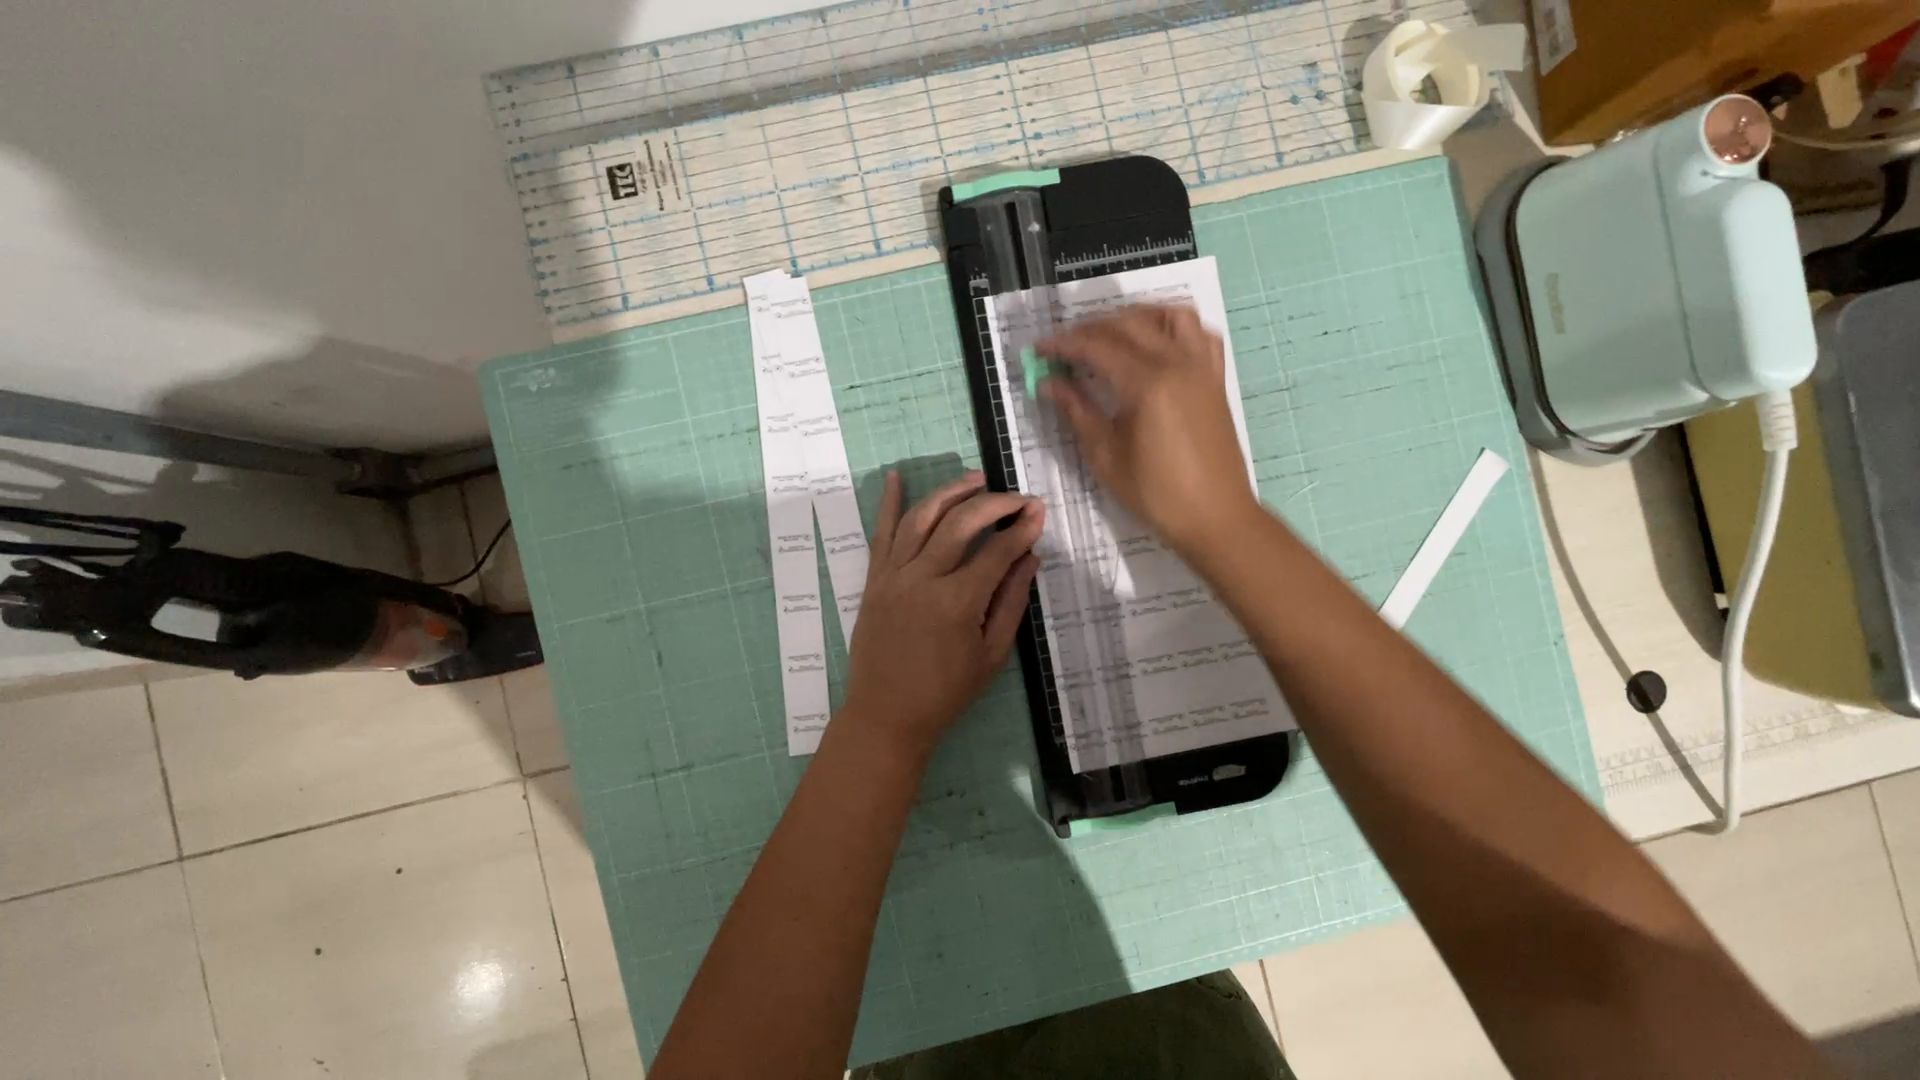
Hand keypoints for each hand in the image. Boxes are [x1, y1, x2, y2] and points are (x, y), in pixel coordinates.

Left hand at [841, 469, 1042, 761]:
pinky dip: (888, 503)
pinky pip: (881, 533)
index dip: (1023, 528)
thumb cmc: (946, 693)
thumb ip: (1012, 602)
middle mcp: (923, 579)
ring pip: (922, 518)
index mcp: (958, 602)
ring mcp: (893, 576)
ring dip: (950, 492)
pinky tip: (895, 476)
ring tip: (975, 480)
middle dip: (994, 504)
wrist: (886, 715)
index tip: (1039, 511)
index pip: (997, 551)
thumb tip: (1030, 558)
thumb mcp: (991, 655)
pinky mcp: (874, 580)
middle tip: (1017, 498)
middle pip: (961, 523)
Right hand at [1038, 304, 1262, 555]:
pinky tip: (1156, 341)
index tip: (1039, 350)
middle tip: (1064, 346)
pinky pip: (1199, 333)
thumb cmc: (1155, 493)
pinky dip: (1174, 326)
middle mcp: (1178, 363)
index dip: (1064, 345)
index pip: (1097, 346)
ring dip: (1135, 316)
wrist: (1214, 516)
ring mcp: (1202, 367)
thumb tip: (1050, 382)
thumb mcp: (1105, 455)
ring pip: (1169, 314)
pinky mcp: (1215, 378)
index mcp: (1147, 383)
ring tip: (1110, 335)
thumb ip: (1077, 410)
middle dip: (1091, 328)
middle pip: (1128, 324)